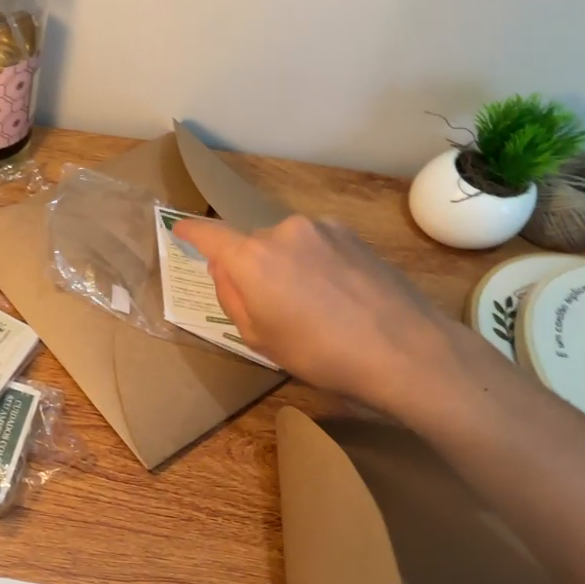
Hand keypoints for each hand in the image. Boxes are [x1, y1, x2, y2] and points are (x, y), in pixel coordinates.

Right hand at [172, 215, 456, 418]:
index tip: (179, 230)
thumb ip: (231, 297)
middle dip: (250, 268)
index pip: (209, 234)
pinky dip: (314, 264)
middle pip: (251, 245)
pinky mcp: (353, 235)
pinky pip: (316, 246)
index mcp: (252, 258)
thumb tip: (222, 269)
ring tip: (309, 305)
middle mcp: (283, 232)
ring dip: (285, 266)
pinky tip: (335, 296)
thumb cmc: (321, 353)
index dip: (190, 232)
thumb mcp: (259, 338)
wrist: (404, 350)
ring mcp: (323, 229)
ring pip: (286, 244)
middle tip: (266, 306)